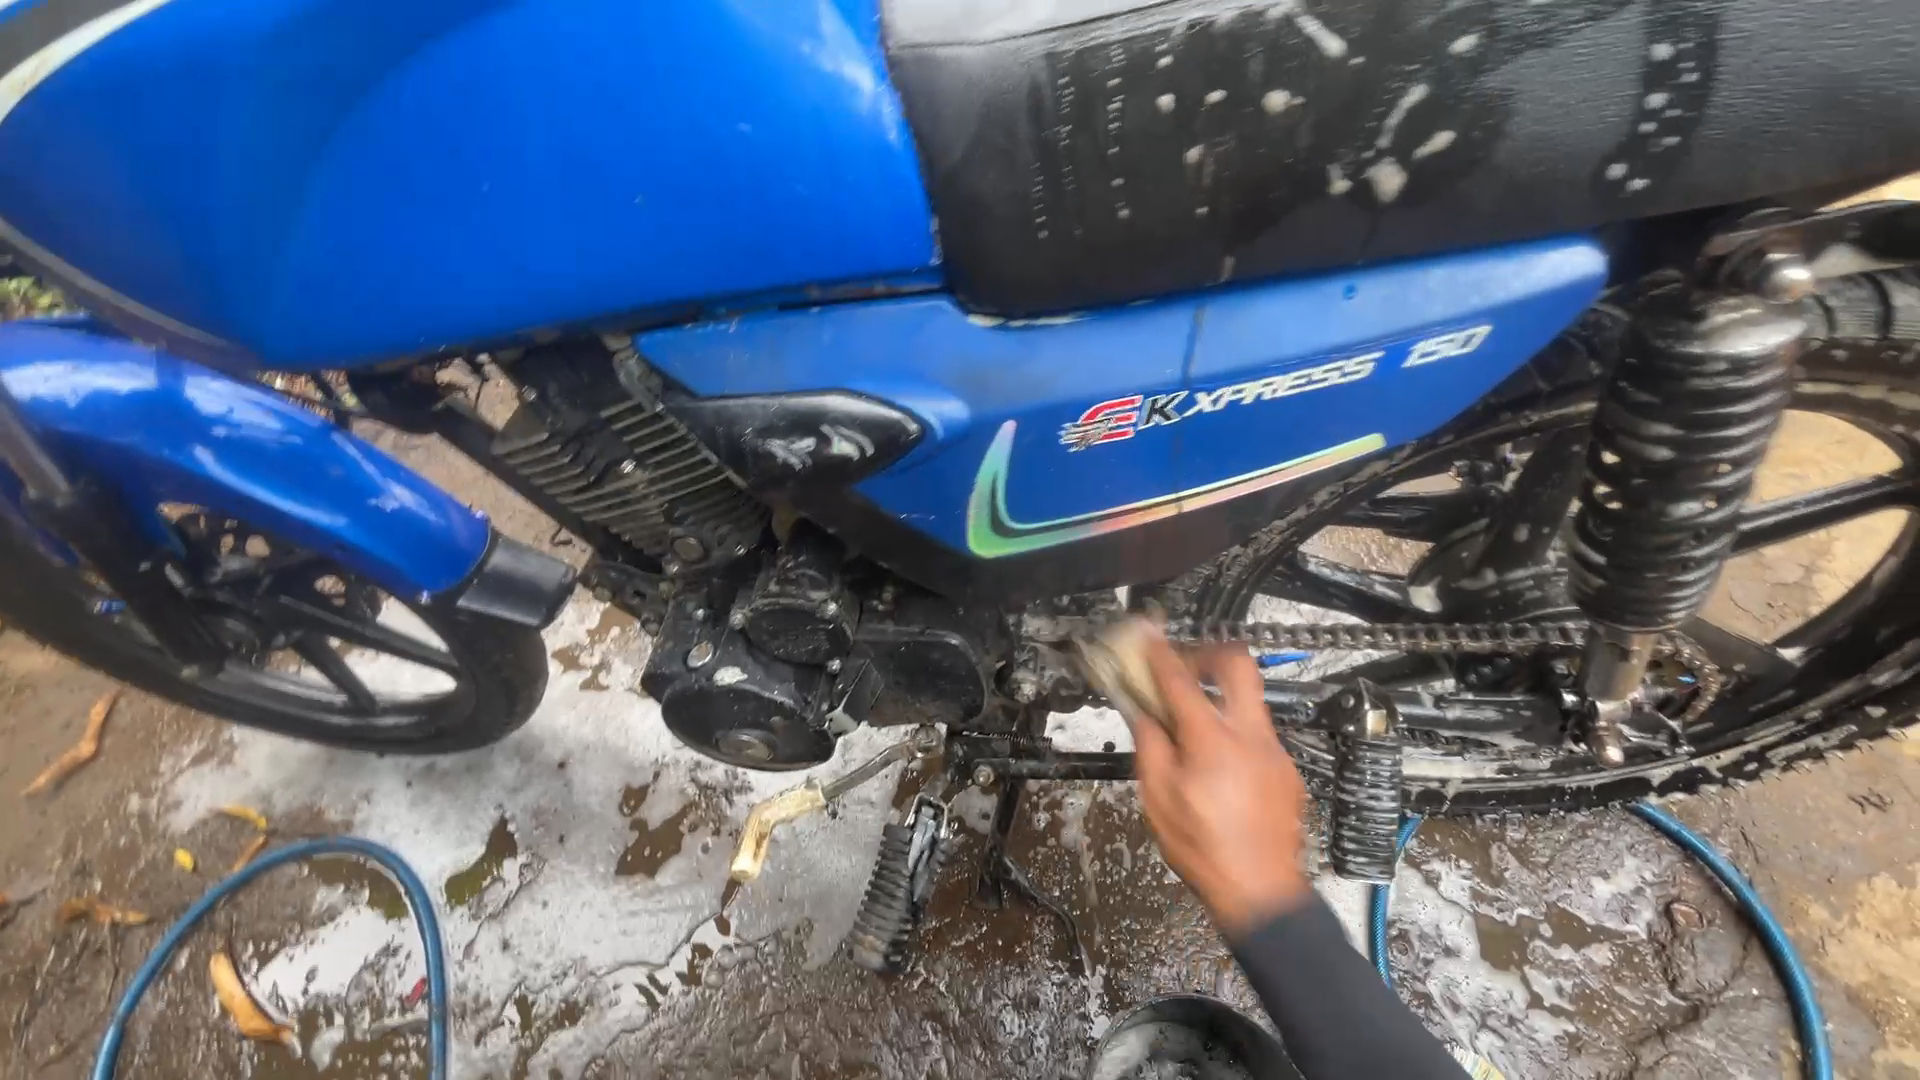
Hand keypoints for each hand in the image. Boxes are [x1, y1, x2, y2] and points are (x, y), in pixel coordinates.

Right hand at [1128, 626, 1312, 938]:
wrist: (1261, 892)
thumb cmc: (1202, 848)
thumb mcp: (1158, 797)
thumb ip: (1150, 744)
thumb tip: (1142, 711)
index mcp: (1211, 740)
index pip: (1180, 680)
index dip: (1160, 651)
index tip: (1148, 634)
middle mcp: (1249, 736)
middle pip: (1238, 664)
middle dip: (1208, 653)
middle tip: (1185, 666)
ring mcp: (1274, 751)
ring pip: (1250, 700)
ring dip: (1220, 696)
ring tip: (1194, 723)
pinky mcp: (1286, 770)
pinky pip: (1258, 734)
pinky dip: (1234, 731)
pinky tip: (1217, 762)